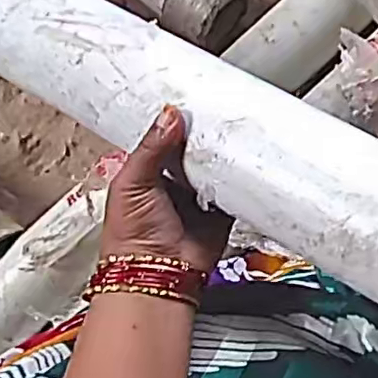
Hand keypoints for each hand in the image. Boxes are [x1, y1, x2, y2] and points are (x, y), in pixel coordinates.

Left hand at [100, 105, 232, 269]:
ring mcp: (200, 198)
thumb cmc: (133, 235)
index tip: (193, 106)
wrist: (160, 271)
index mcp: (148, 173)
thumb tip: (170, 115)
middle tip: (220, 119)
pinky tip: (244, 167)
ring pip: (217, 170)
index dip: (177, 124)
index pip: (166, 140)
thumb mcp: (133, 182)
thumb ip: (152, 148)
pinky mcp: (221, 213)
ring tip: (235, 139)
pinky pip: (235, 192)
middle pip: (196, 153)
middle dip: (206, 140)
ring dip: (224, 160)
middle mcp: (176, 183)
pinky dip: (240, 183)